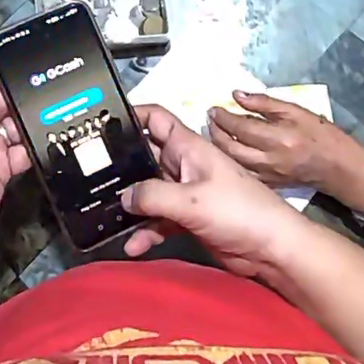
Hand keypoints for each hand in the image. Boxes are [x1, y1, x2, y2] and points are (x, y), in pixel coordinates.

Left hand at [0, 41, 30, 261]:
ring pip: (16, 124)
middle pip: (2, 100)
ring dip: (31, 118)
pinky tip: (50, 137)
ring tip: (56, 107)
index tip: (26, 51)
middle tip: (50, 81)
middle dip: (21, 93)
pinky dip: (35, 146)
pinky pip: (24, 151)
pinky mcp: (3, 170)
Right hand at [120, 104, 316, 279]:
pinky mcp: (188, 218)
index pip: (155, 118)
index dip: (132, 114)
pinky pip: (158, 219)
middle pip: (145, 156)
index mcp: (188, 147)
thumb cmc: (238, 210)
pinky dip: (145, 230)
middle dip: (122, 165)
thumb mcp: (192, 199)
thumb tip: (123, 197)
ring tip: (105, 215)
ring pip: (148, 191)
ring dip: (131, 204)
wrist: (272, 249)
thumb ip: (153, 195)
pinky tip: (132, 245)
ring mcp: (185, 192)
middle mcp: (183, 164)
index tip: (104, 123)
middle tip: (92, 175)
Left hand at [209, 92, 363, 210]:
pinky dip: (229, 162)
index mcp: (279, 138)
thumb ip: (265, 103)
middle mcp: (271, 159)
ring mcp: (268, 176)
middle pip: (230, 148)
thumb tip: (236, 94)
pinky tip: (225, 151)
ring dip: (218, 148)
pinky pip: (242, 174)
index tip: (213, 108)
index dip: (223, 117)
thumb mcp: (297, 111)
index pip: (240, 128)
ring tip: (214, 132)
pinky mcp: (269, 185)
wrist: (342, 169)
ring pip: (232, 163)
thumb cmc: (322, 135)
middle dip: (215, 133)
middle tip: (210, 119)